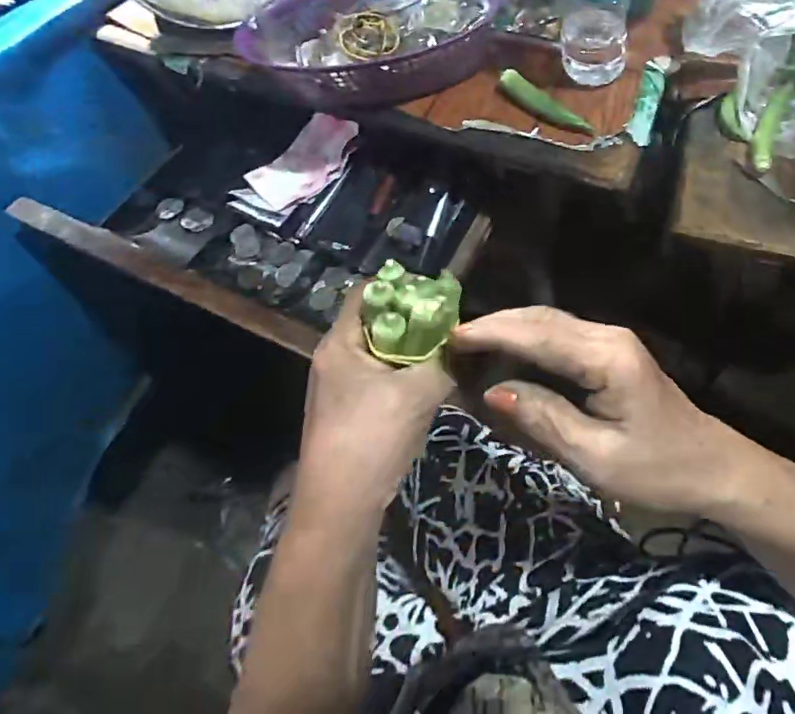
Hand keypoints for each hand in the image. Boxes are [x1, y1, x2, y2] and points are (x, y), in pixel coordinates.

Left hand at [294, 284, 453, 516]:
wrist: (339, 508)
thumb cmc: (372, 437)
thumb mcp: (418, 392)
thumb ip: (443, 360)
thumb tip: (462, 343)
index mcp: (339, 342)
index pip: (366, 292)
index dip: (400, 286)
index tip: (435, 294)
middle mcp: (332, 358)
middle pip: (373, 321)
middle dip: (410, 319)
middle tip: (446, 324)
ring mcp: (336, 387)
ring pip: (377, 353)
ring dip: (408, 351)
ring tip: (443, 353)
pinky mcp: (346, 412)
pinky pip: (376, 378)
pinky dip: (400, 375)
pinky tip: (426, 387)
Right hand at [450, 307, 750, 515]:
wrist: (715, 468)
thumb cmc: (659, 471)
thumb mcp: (597, 458)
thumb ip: (545, 418)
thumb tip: (494, 390)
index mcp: (606, 358)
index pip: (538, 335)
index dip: (492, 333)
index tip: (451, 337)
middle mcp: (607, 335)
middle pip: (541, 318)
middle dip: (494, 324)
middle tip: (451, 338)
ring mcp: (610, 339)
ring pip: (549, 320)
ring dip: (509, 326)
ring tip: (469, 340)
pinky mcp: (609, 350)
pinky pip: (560, 333)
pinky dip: (527, 336)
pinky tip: (506, 347)